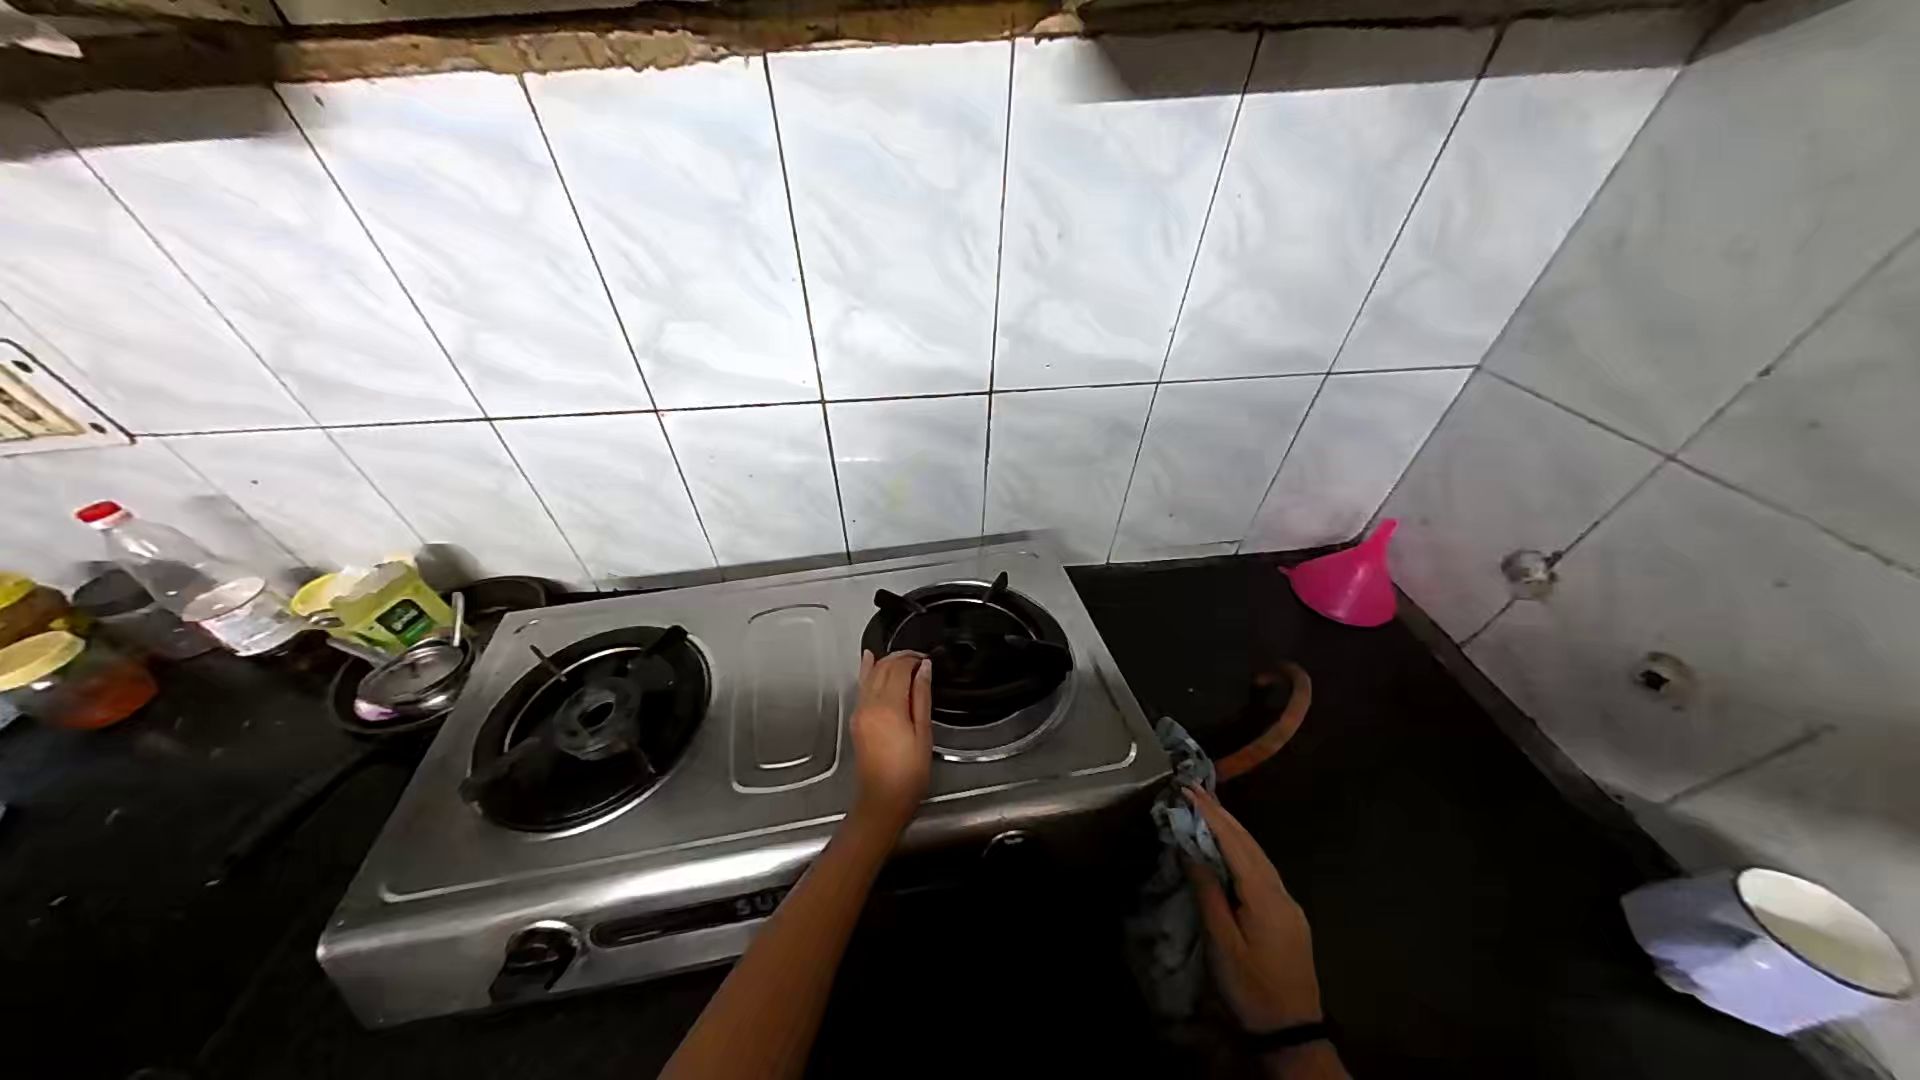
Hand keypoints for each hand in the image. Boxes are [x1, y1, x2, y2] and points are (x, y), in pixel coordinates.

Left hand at [849, 650, 932, 833]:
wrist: (882, 799)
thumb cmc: (907, 774)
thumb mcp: (923, 732)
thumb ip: (922, 695)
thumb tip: (924, 669)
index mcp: (888, 707)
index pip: (899, 668)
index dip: (913, 658)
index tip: (926, 658)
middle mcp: (869, 705)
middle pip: (883, 667)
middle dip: (900, 657)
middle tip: (918, 657)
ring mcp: (859, 711)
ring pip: (870, 674)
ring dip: (886, 662)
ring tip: (903, 657)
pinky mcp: (857, 719)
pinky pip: (862, 686)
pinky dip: (868, 670)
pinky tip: (869, 660)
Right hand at [1185, 783, 1323, 1033]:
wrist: (1293, 1032)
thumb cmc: (1251, 987)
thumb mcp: (1222, 942)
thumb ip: (1208, 893)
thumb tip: (1192, 850)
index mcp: (1265, 897)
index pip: (1235, 844)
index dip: (1211, 815)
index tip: (1190, 790)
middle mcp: (1281, 893)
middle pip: (1250, 844)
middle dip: (1223, 814)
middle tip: (1196, 789)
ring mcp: (1289, 903)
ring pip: (1259, 855)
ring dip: (1233, 829)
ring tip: (1209, 808)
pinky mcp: (1288, 915)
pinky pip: (1263, 869)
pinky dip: (1243, 849)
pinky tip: (1230, 845)